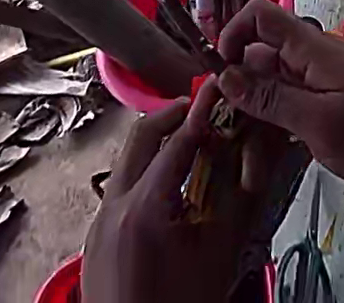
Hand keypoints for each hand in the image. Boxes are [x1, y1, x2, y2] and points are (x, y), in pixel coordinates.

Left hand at [81, 81, 281, 302]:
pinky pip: (120, 188)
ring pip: (127, 160)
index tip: (216, 91)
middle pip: (141, 136)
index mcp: (144, 209)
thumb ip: (236, 195)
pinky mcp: (94, 239)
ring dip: (158, 143)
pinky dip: (145, 174)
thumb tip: (250, 153)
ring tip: (189, 146)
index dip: (202, 112)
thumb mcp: (220, 252)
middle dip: (172, 115)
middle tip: (200, 109)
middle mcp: (113, 208)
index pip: (178, 141)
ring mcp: (98, 224)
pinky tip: (169, 188)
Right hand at [216, 0, 343, 194]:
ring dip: (255, 117)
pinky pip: (291, 104)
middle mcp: (312, 56)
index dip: (232, 33)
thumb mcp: (320, 123)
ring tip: (247, 165)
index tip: (216, 74)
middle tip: (223, 134)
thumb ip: (271, 98)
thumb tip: (224, 72)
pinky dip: (276, 127)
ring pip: (272, 85)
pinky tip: (267, 161)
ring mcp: (323, 80)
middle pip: (260, 54)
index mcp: (311, 47)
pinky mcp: (331, 103)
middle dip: (237, 88)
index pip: (260, 13)